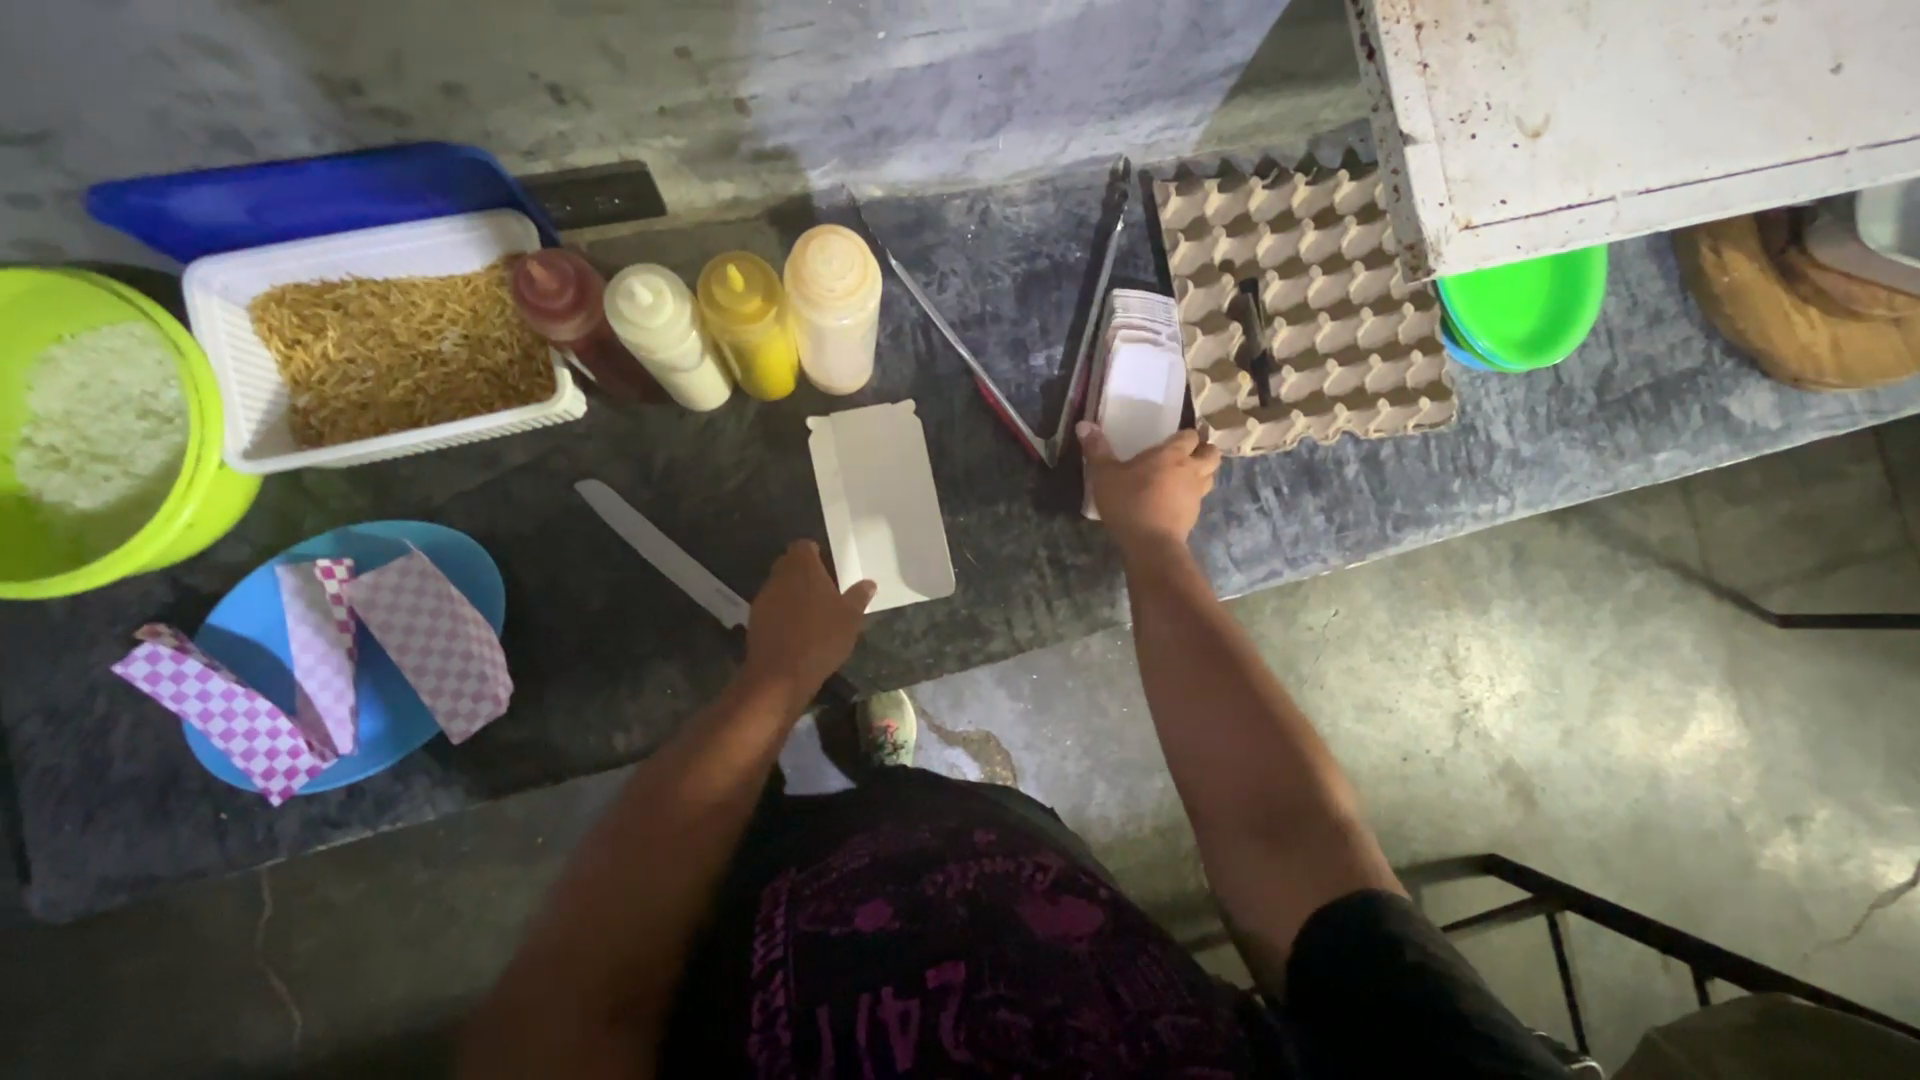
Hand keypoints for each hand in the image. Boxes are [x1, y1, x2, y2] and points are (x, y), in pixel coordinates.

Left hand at [741, 540, 875, 698]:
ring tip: (813, 612)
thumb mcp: (850, 618)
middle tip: (825, 589)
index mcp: (802, 567)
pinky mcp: (755, 619)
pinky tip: (797, 630)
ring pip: (780, 586)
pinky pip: (772, 607)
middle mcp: (779, 576)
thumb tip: (869, 583)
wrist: (780, 674)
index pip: (804, 546)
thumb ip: (859, 596)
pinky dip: (783, 612)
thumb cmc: (821, 638)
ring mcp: (764, 598)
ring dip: (793, 593)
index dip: (816, 553)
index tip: (829, 566)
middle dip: (805, 573)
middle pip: (790, 564)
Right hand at [1079, 421, 1220, 556]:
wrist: (1151, 544)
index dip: (1185, 435)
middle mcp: (1191, 470)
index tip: (1175, 437)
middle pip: (1212, 454)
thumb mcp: (1104, 475)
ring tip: (1186, 475)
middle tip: (1189, 453)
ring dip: (1203, 472)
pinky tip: (1176, 501)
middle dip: (1204, 450)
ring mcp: (1196, 494)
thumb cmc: (1128, 503)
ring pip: (1211, 476)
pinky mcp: (1195, 515)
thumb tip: (1084, 424)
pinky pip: (1200, 498)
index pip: (1190, 435)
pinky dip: (1193, 495)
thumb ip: (1096, 449)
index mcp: (1172, 454)